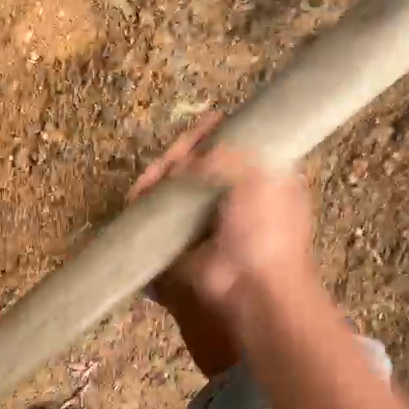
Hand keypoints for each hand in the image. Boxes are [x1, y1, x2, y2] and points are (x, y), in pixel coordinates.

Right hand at [133, 114, 316, 319]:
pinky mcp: (171, 236)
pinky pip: (150, 209)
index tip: (210, 121)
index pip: (233, 148)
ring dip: (159, 174)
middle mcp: (227, 199)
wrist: (248, 287)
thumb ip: (230, 156)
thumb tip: (198, 154)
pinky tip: (141, 191)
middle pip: (195, 164)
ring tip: (156, 176)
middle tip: (177, 155)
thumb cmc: (267, 233)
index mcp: (259, 184)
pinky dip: (142, 198)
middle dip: (182, 155)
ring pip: (169, 183)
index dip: (219, 134)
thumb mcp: (262, 181)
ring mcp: (198, 219)